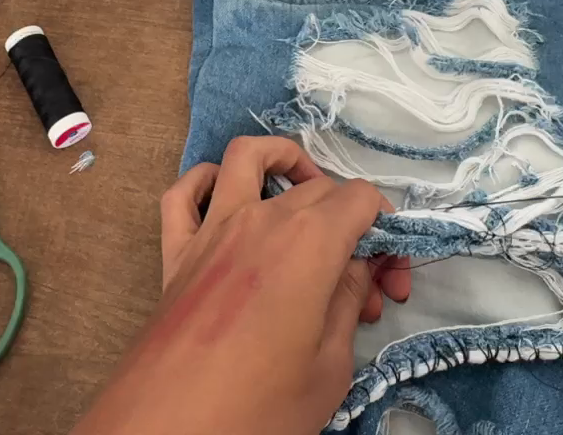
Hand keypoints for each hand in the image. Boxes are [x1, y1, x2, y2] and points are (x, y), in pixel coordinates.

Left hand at [72, 136, 410, 434]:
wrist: (172, 431)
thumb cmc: (260, 408)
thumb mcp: (329, 366)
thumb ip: (348, 302)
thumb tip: (361, 268)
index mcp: (309, 242)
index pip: (361, 199)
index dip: (386, 230)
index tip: (390, 279)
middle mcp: (261, 218)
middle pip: (318, 186)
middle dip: (352, 222)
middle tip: (362, 282)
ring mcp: (213, 227)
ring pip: (246, 156)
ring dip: (279, 159)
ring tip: (302, 192)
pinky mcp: (176, 249)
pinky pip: (183, 194)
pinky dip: (204, 183)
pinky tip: (223, 200)